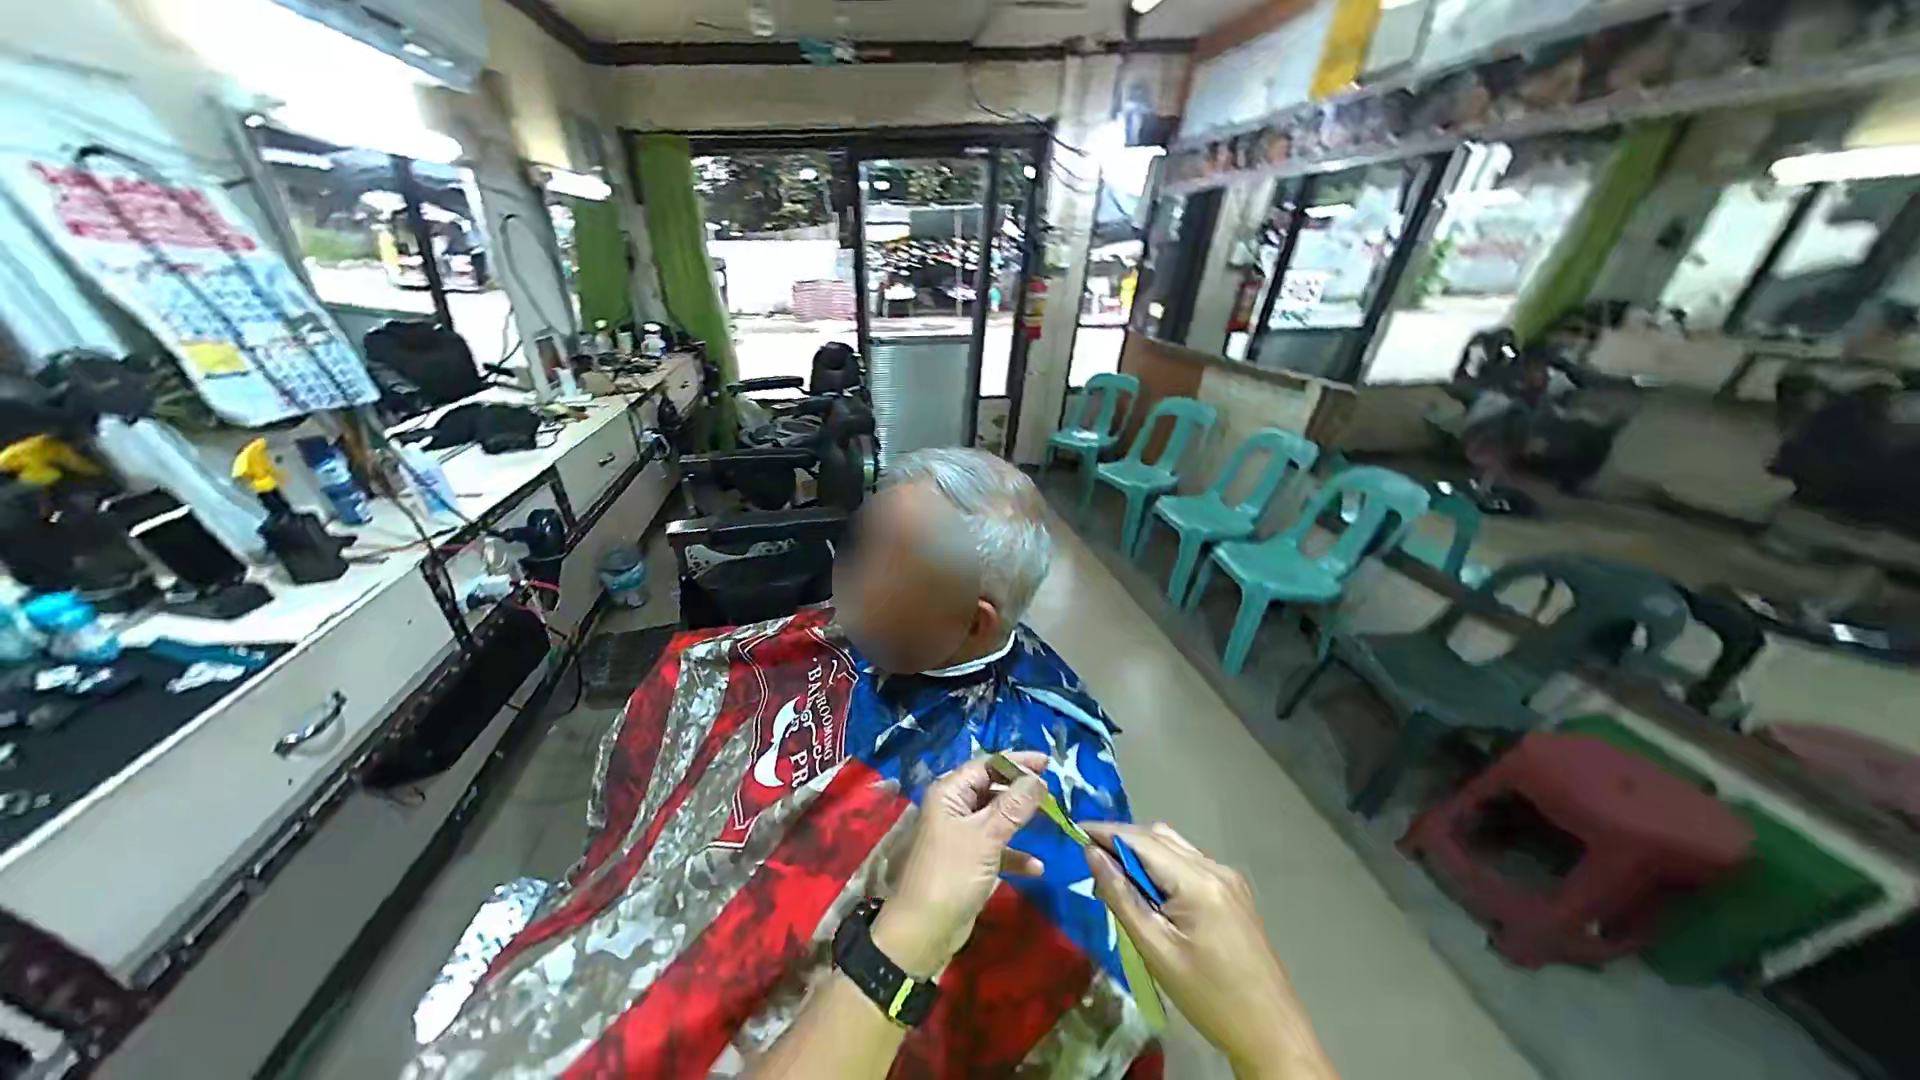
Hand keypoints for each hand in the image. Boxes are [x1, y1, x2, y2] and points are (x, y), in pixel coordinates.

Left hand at [872, 752, 1049, 978]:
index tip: (1048, 763)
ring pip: (995, 817)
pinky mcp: (968, 860)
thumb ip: (1014, 805)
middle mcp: (953, 807)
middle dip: (1021, 789)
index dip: (1017, 762)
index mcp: (949, 793)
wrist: (924, 931)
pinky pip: (996, 847)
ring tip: (1051, 820)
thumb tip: (1038, 780)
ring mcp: (960, 834)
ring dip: (1020, 819)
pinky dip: (1014, 853)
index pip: (986, 765)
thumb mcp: (986, 835)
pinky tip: (1036, 867)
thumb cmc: (952, 873)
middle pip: (991, 788)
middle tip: (1052, 792)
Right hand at [1084, 822, 1335, 1078]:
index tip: (1074, 830)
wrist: (1272, 1033)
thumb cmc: (1208, 996)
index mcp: (1197, 880)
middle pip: (1158, 837)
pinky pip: (1189, 863)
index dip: (1106, 832)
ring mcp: (1228, 878)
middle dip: (1121, 839)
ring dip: (1141, 851)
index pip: (1141, 840)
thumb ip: (1121, 896)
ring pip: (1174, 847)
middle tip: (1089, 856)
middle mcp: (1215, 868)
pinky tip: (1148, 887)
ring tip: (1113, 872)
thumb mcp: (1156, 949)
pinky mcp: (1234, 892)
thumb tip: (1091, 854)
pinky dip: (1162, 864)